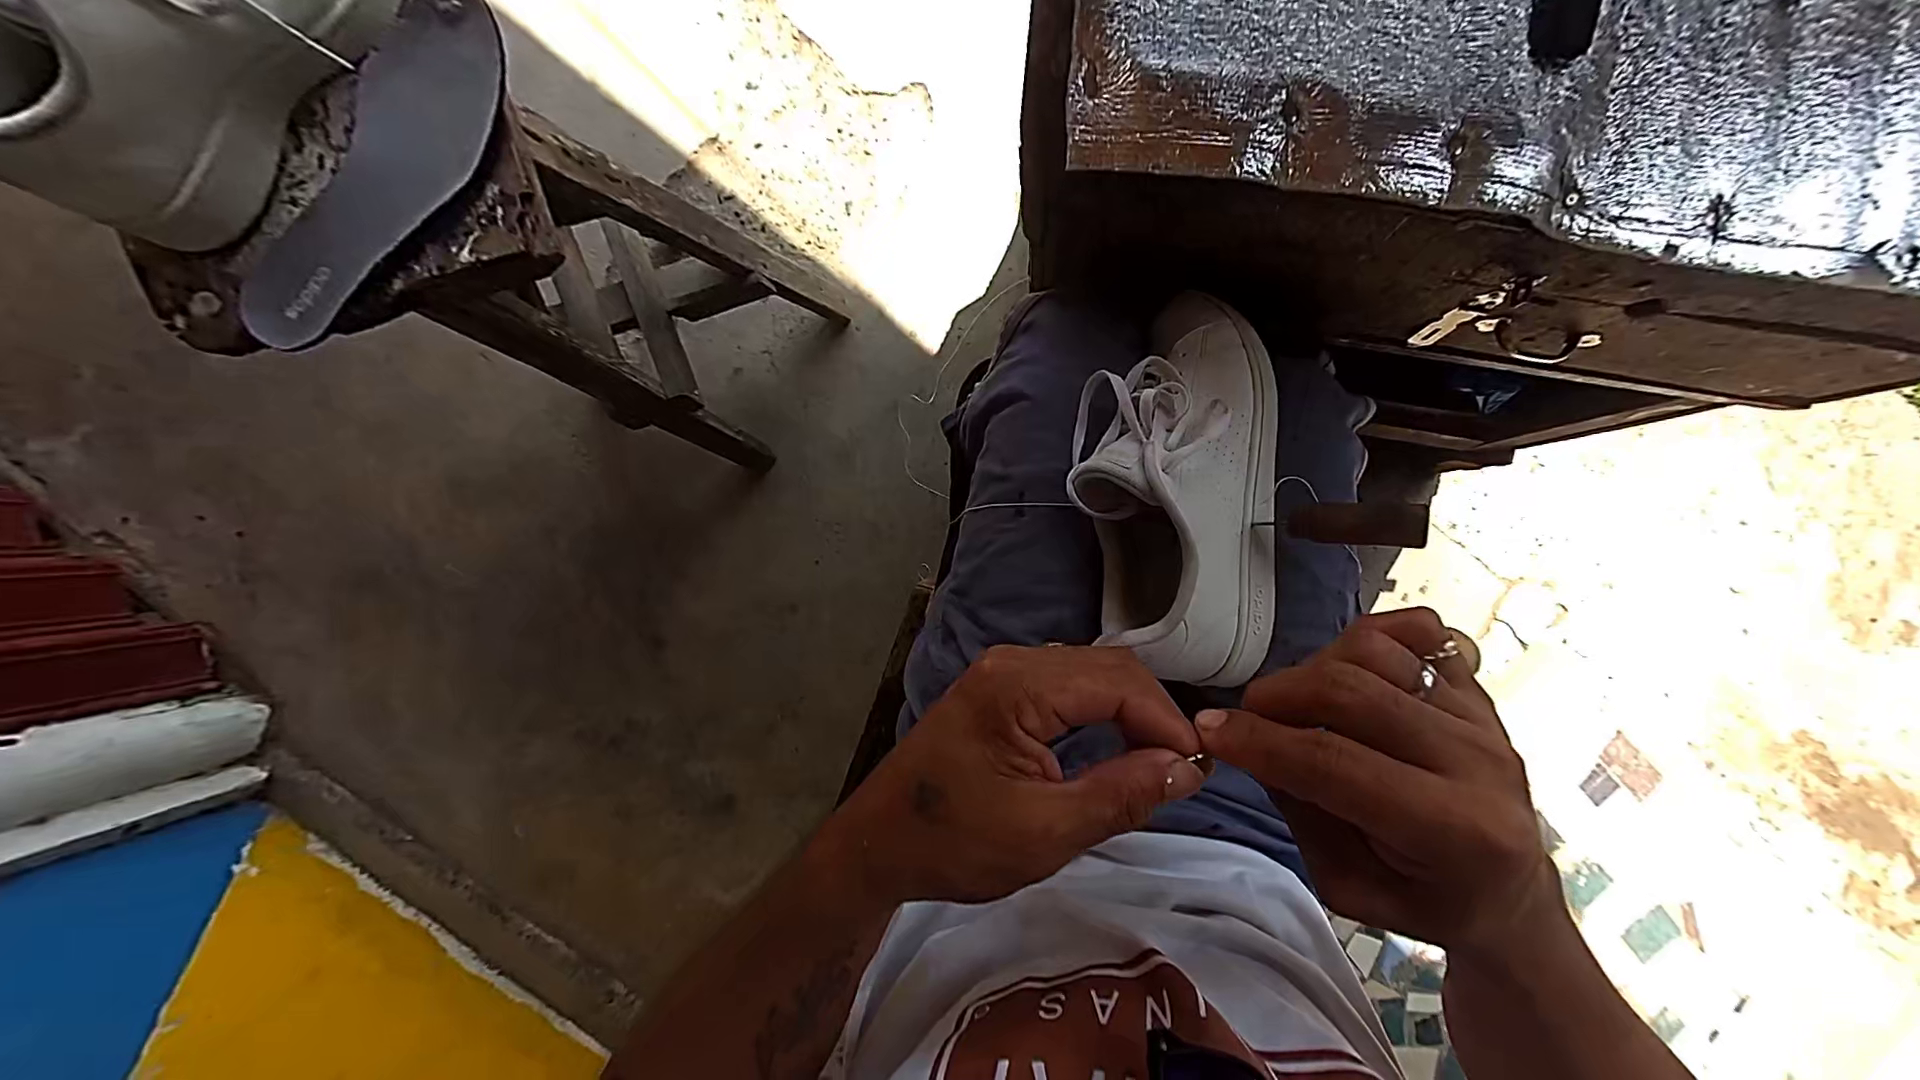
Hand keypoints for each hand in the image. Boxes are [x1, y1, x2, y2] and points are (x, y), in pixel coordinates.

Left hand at [824, 644, 1206, 905]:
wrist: (878, 843)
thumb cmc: (953, 842)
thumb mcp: (1044, 832)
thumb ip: (1120, 795)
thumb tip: (1186, 768)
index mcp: (1016, 686)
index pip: (1117, 682)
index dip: (1166, 722)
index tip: (1196, 771)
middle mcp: (1011, 662)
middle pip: (1107, 667)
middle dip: (1153, 713)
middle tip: (1178, 771)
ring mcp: (1001, 671)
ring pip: (1090, 672)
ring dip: (1130, 710)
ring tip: (1154, 761)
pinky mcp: (999, 688)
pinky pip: (1066, 684)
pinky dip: (1101, 710)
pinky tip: (1116, 743)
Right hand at [1195, 609, 1562, 955]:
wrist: (1506, 896)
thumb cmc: (1420, 900)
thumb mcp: (1344, 883)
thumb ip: (1298, 807)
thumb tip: (1249, 740)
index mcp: (1454, 830)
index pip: (1332, 762)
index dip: (1257, 740)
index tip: (1208, 730)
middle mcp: (1477, 762)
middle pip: (1348, 691)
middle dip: (1273, 698)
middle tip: (1245, 720)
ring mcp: (1482, 716)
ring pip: (1373, 650)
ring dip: (1310, 667)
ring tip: (1296, 701)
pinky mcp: (1477, 689)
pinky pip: (1418, 630)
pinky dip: (1369, 635)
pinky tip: (1344, 666)